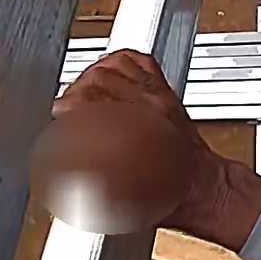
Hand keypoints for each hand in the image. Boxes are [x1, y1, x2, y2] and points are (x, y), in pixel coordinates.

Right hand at [33, 49, 260, 248]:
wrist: (203, 186)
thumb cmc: (172, 196)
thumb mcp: (123, 198)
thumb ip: (92, 179)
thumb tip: (65, 165)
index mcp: (139, 131)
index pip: (94, 104)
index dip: (68, 109)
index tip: (57, 120)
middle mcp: (150, 105)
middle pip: (100, 80)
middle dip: (74, 93)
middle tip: (64, 110)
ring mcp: (159, 94)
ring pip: (118, 64)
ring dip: (92, 75)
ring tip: (81, 92)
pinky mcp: (166, 90)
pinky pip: (140, 61)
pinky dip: (119, 61)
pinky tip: (107, 72)